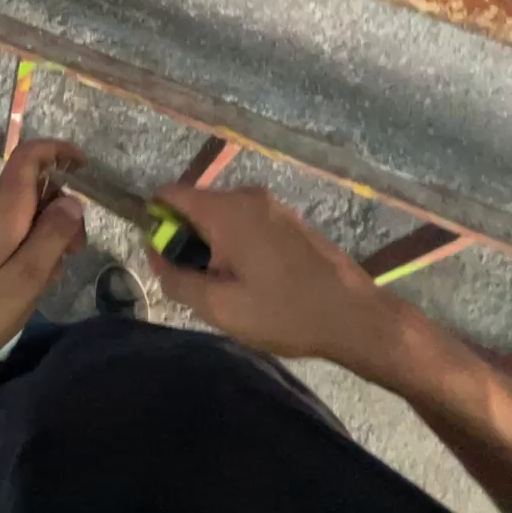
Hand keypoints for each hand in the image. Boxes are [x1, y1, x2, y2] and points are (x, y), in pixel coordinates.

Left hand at [0, 139, 87, 366]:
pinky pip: (2, 228)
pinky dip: (21, 244)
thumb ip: (53, 235)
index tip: (85, 167)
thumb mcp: (25, 279)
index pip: (30, 154)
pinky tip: (20, 281)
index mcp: (2, 205)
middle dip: (59, 211)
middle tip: (72, 255)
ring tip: (43, 280)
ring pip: (18, 211)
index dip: (60, 150)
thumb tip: (73, 200)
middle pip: (31, 187)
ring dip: (41, 234)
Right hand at [144, 183, 404, 367]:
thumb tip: (155, 254)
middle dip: (185, 240)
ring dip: (212, 246)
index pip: (169, 194)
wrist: (356, 318)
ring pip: (221, 217)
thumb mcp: (218, 306)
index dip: (155, 221)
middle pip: (195, 206)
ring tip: (229, 288)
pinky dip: (236, 246)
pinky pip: (245, 223)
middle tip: (199, 283)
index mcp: (226, 210)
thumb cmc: (283, 312)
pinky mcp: (290, 221)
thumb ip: (175, 278)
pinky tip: (254, 281)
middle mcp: (248, 197)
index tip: (163, 258)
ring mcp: (272, 206)